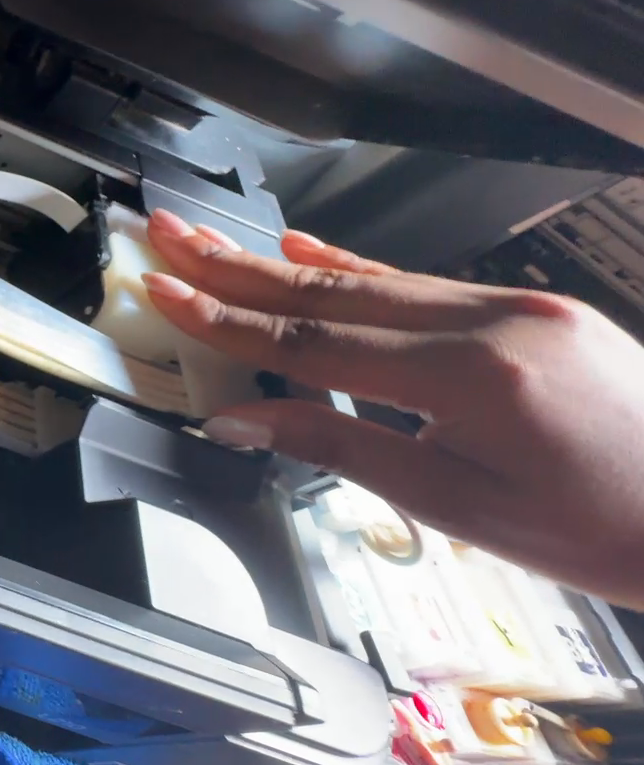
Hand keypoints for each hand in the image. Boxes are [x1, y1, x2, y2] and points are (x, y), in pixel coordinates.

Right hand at [141, 208, 643, 605]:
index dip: (222, 318)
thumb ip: (337, 448)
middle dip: (230, 264)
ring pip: (362, 278)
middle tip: (168, 233)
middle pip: (324, 290)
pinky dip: (346, 264)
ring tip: (209, 241)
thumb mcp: (458, 503)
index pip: (308, 341)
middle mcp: (492, 322)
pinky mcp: (526, 309)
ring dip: (272, 261)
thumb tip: (239, 419)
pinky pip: (413, 280)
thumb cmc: (611, 531)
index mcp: (471, 376)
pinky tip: (302, 245)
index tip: (164, 290)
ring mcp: (513, 307)